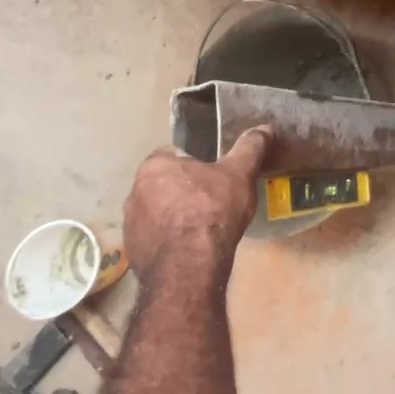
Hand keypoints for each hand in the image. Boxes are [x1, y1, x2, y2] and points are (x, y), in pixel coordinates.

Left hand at [122, 127, 270, 279]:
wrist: (190, 264)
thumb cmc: (213, 209)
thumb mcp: (240, 172)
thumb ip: (250, 146)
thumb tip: (264, 128)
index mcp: (154, 168)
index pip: (171, 154)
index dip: (194, 160)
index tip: (213, 170)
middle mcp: (134, 193)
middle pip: (163, 182)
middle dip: (184, 187)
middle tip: (212, 194)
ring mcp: (130, 225)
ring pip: (157, 210)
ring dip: (175, 212)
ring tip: (204, 221)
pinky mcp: (134, 252)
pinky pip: (155, 235)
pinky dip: (170, 236)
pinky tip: (192, 242)